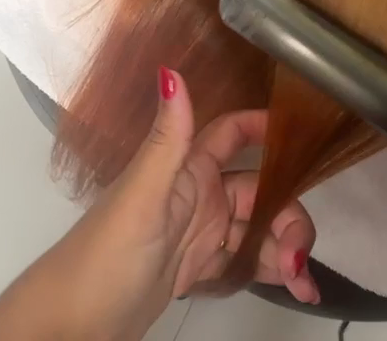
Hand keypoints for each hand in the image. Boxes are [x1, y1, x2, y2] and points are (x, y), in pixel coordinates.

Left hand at [0, 69, 317, 340]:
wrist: (80, 318)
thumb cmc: (107, 251)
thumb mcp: (142, 192)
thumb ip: (166, 137)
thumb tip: (171, 70)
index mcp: (184, 165)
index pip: (233, 133)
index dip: (266, 129)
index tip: (306, 138)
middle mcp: (197, 191)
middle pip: (259, 188)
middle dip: (287, 213)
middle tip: (299, 252)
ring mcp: (200, 230)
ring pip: (258, 226)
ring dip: (287, 248)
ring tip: (302, 280)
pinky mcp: (200, 265)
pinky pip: (248, 260)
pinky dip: (274, 271)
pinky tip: (296, 287)